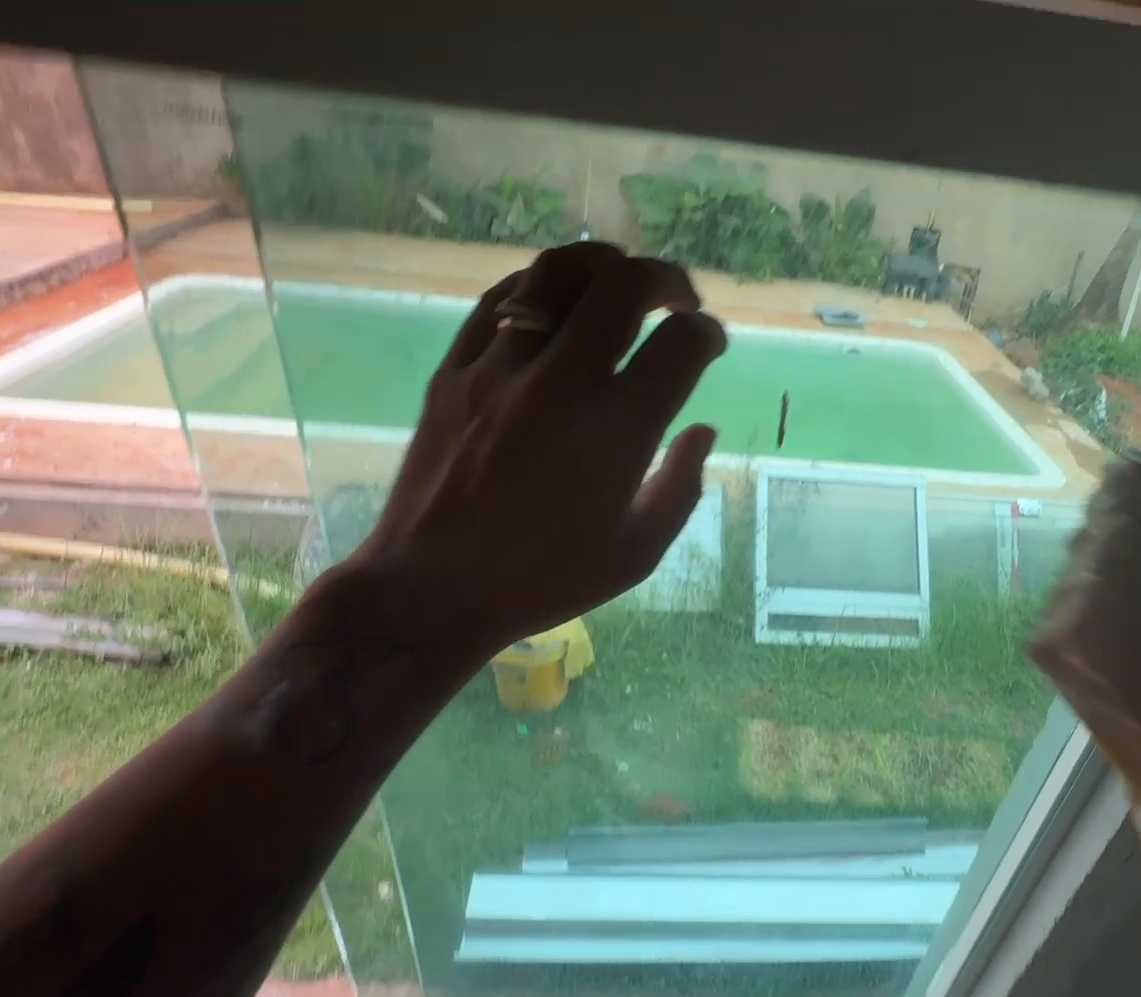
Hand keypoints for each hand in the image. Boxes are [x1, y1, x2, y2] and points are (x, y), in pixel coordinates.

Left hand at [331, 242, 724, 655]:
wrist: (431, 588)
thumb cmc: (542, 580)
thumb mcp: (635, 553)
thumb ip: (681, 487)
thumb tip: (702, 432)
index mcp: (617, 429)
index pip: (681, 344)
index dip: (707, 335)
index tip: (709, 345)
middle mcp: (563, 381)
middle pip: (625, 285)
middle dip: (667, 279)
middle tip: (677, 298)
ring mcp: (501, 367)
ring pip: (558, 272)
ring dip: (602, 265)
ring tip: (618, 282)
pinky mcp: (455, 369)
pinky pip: (500, 299)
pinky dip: (539, 287)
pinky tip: (553, 303)